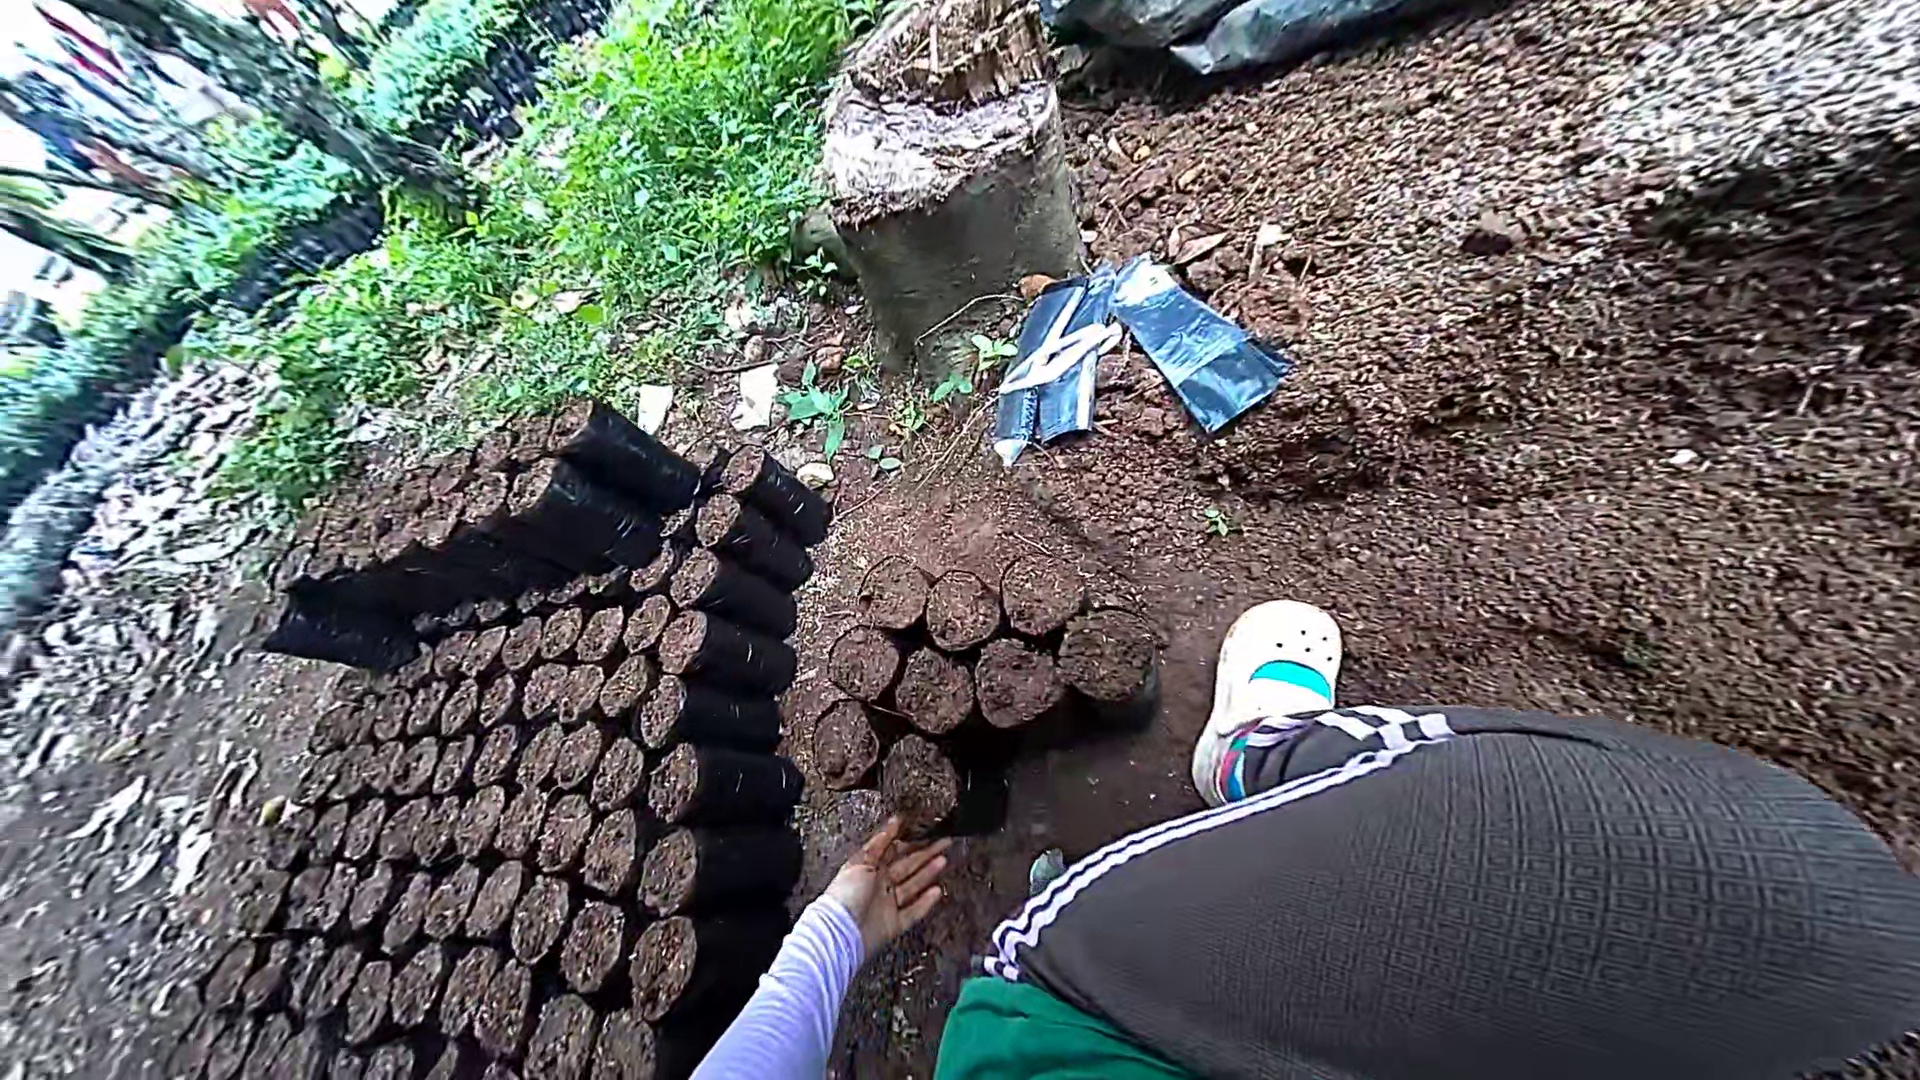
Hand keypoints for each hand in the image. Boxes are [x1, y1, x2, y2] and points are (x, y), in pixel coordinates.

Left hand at [825, 817, 952, 960]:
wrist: (839, 933)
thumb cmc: (845, 894)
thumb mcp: (862, 860)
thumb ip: (880, 842)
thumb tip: (894, 821)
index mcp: (870, 868)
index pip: (895, 850)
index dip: (911, 841)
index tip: (926, 830)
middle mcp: (880, 884)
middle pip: (907, 866)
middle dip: (926, 853)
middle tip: (944, 842)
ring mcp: (887, 904)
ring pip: (913, 885)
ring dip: (928, 873)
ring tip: (943, 860)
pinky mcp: (893, 924)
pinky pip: (913, 912)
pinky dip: (925, 902)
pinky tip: (937, 891)